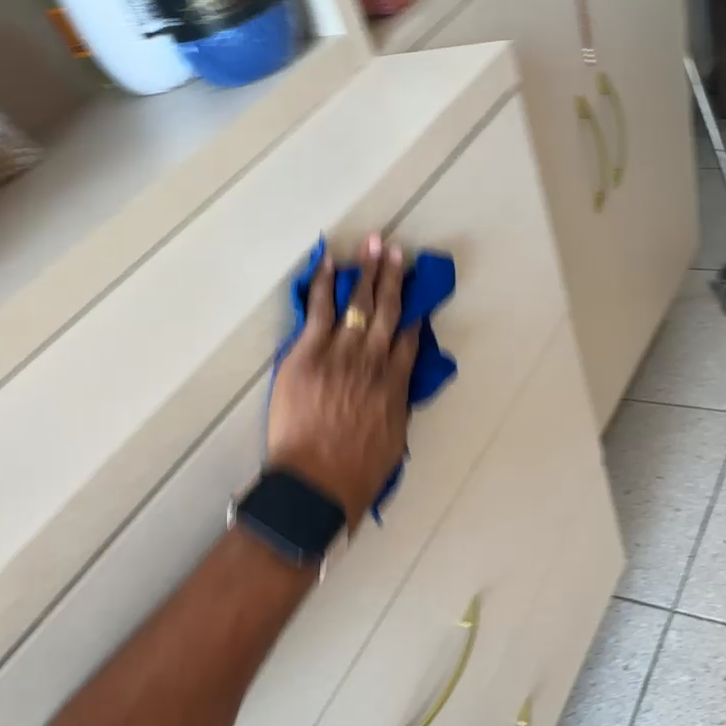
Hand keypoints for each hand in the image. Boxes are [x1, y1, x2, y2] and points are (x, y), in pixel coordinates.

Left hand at [269, 233, 419, 526]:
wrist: (319, 480)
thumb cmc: (358, 473)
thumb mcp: (394, 443)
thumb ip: (396, 410)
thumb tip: (396, 394)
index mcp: (395, 386)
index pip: (408, 342)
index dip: (413, 317)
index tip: (417, 298)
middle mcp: (373, 362)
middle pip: (388, 312)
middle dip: (394, 279)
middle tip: (397, 252)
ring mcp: (341, 354)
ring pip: (359, 303)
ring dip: (368, 272)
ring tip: (374, 244)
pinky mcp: (309, 354)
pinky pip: (320, 310)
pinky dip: (326, 285)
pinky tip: (331, 263)